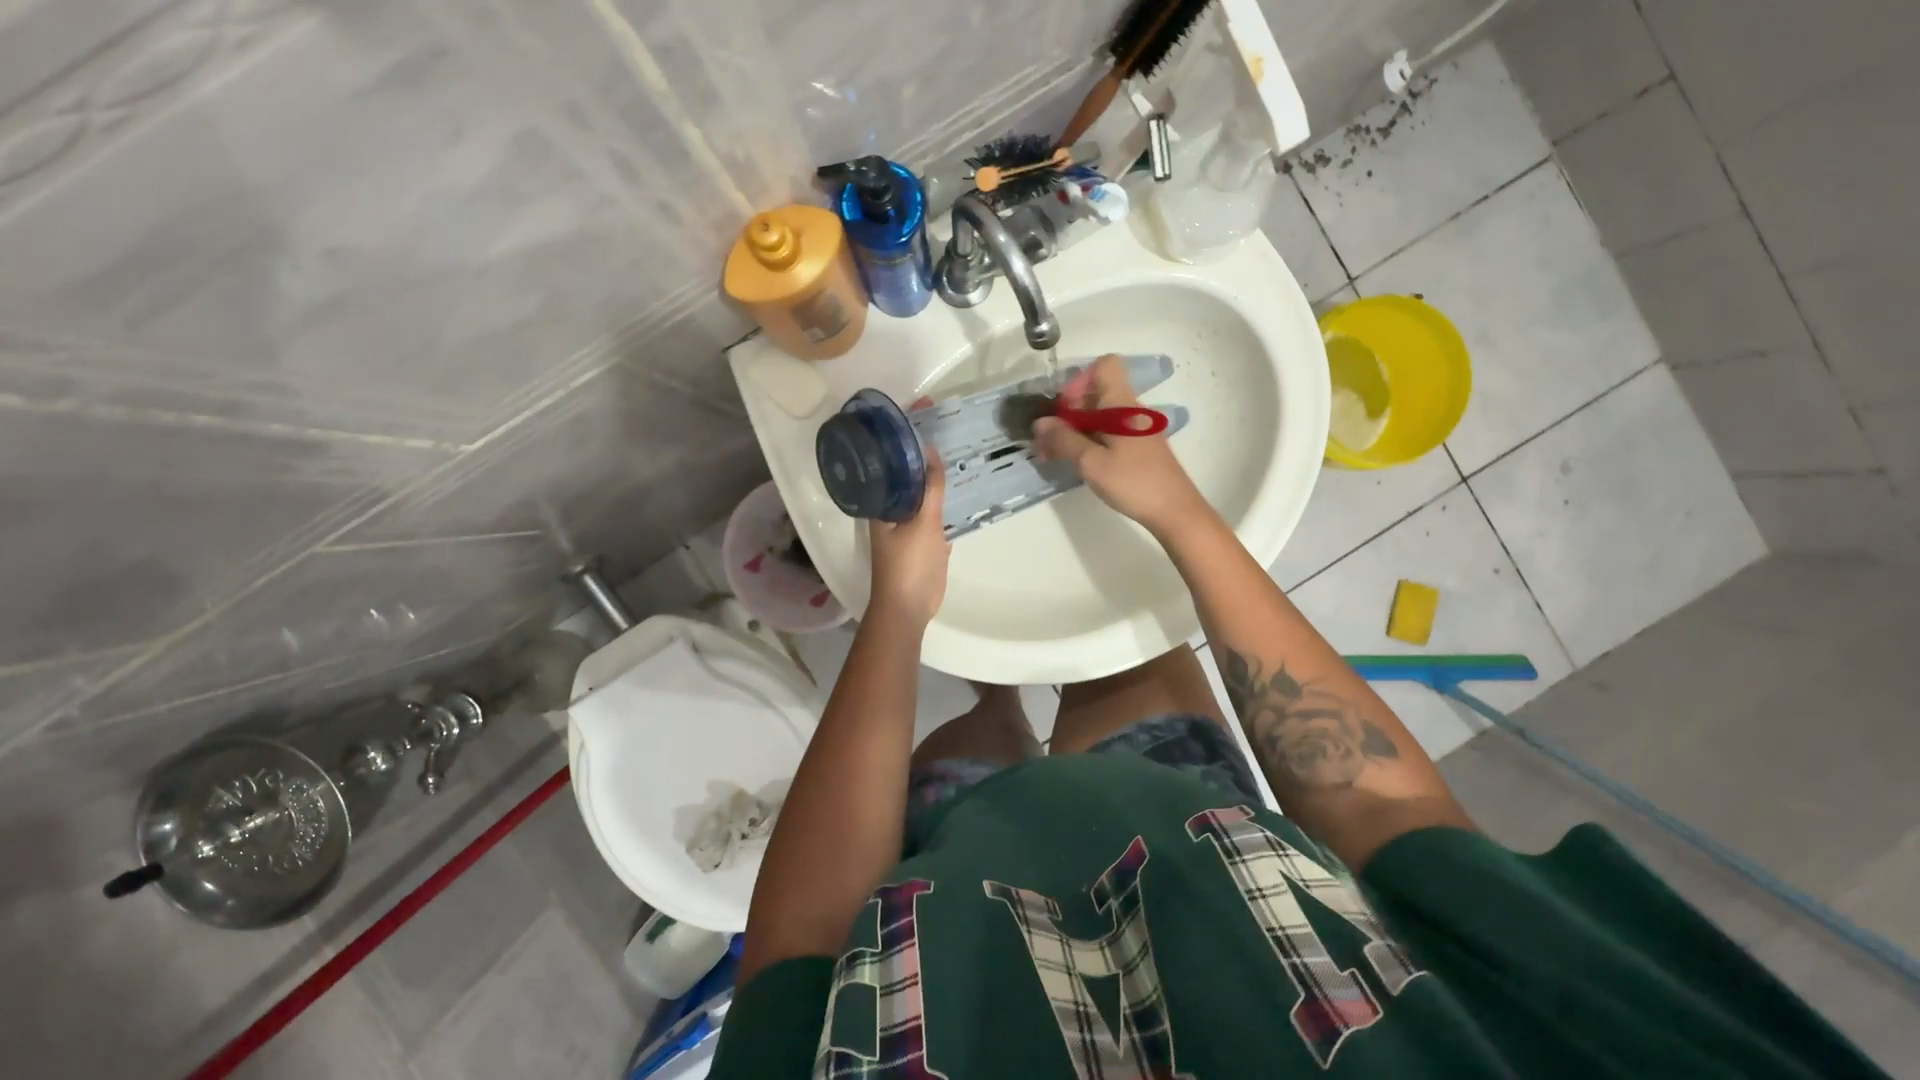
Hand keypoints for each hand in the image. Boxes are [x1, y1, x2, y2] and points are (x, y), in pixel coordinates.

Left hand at [868, 451, 948, 627]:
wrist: (909, 607)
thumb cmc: (909, 563)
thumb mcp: (923, 522)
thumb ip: (931, 489)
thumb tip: (931, 450)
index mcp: (881, 507)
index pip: (891, 471)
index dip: (905, 452)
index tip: (922, 430)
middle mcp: (891, 516)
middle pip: (908, 486)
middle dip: (924, 469)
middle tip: (947, 440)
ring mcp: (907, 531)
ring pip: (923, 503)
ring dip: (936, 490)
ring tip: (956, 461)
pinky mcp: (923, 544)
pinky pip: (934, 520)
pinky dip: (944, 510)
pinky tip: (960, 497)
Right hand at [1034, 354, 1206, 533]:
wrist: (1175, 511)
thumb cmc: (1133, 482)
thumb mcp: (1091, 462)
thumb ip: (1064, 440)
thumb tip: (1040, 423)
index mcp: (1121, 403)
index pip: (1104, 365)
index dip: (1079, 380)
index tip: (1065, 409)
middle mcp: (1131, 409)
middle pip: (1096, 393)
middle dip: (1069, 412)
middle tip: (1049, 442)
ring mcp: (1138, 428)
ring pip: (1101, 416)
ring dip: (1076, 430)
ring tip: (1057, 457)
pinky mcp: (1140, 447)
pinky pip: (1110, 433)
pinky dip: (1091, 442)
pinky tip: (1080, 465)